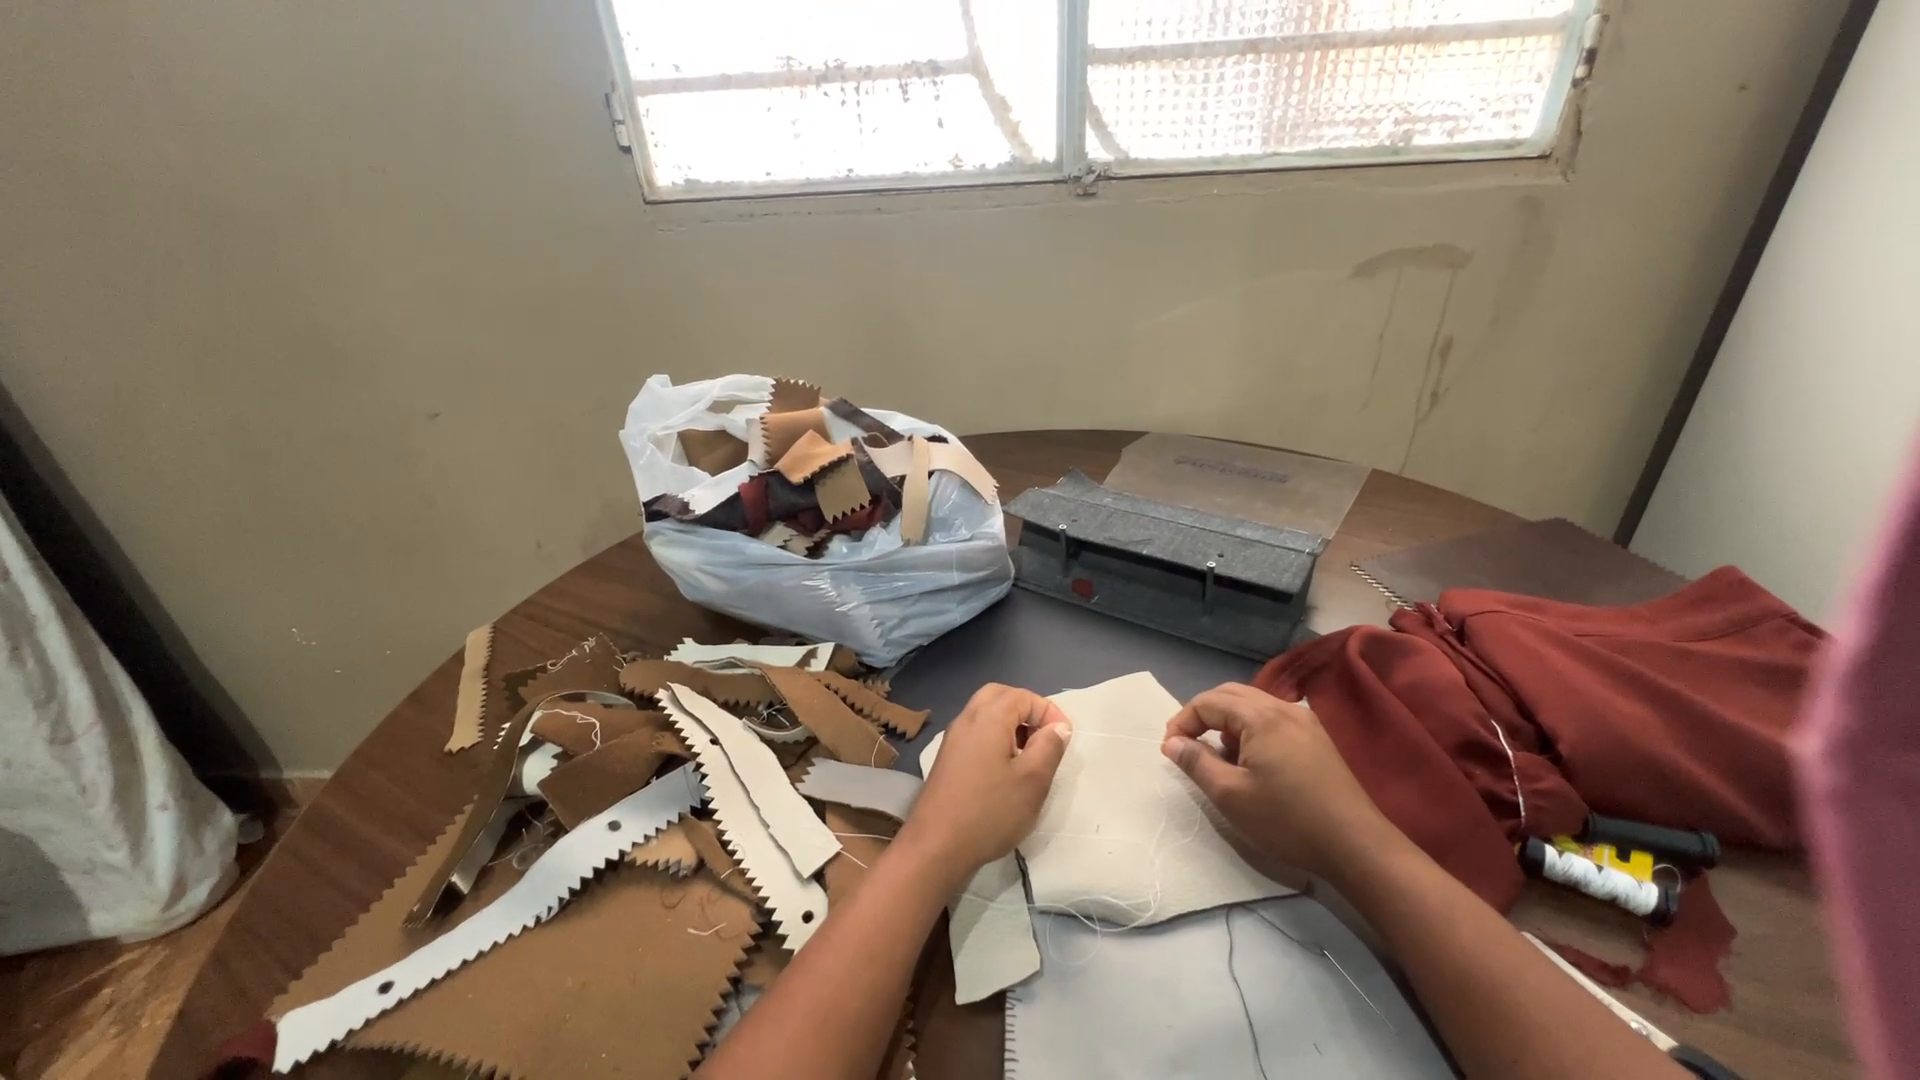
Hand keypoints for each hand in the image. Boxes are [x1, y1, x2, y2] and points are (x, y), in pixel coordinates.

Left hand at [900, 684, 1071, 880]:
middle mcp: (966, 720)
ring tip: (1029, 755)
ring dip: (1010, 724)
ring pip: (985, 714)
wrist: (937, 846)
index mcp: (988, 717)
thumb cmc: (990, 811)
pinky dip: (995, 738)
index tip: (1064, 739)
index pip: (1023, 696)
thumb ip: (1049, 747)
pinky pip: (975, 733)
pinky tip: (1006, 770)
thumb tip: (1057, 727)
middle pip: (999, 696)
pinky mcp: (947, 759)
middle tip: (1044, 737)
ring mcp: (952, 739)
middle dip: (1026, 710)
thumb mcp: (1033, 780)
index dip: (1049, 711)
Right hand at [1162, 683, 1388, 880]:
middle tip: (1186, 745)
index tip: (1170, 750)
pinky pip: (1273, 719)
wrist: (1356, 845)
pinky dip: (1251, 730)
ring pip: (1253, 705)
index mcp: (1261, 717)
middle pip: (1231, 695)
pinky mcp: (1317, 739)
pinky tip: (1251, 761)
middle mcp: (1284, 708)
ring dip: (1227, 722)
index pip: (1208, 702)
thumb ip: (1196, 763)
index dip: (1182, 721)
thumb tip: (1172, 743)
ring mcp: (1305, 722)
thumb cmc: (1287, 820)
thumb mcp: (1230, 796)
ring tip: (1217, 756)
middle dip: (1203, 715)